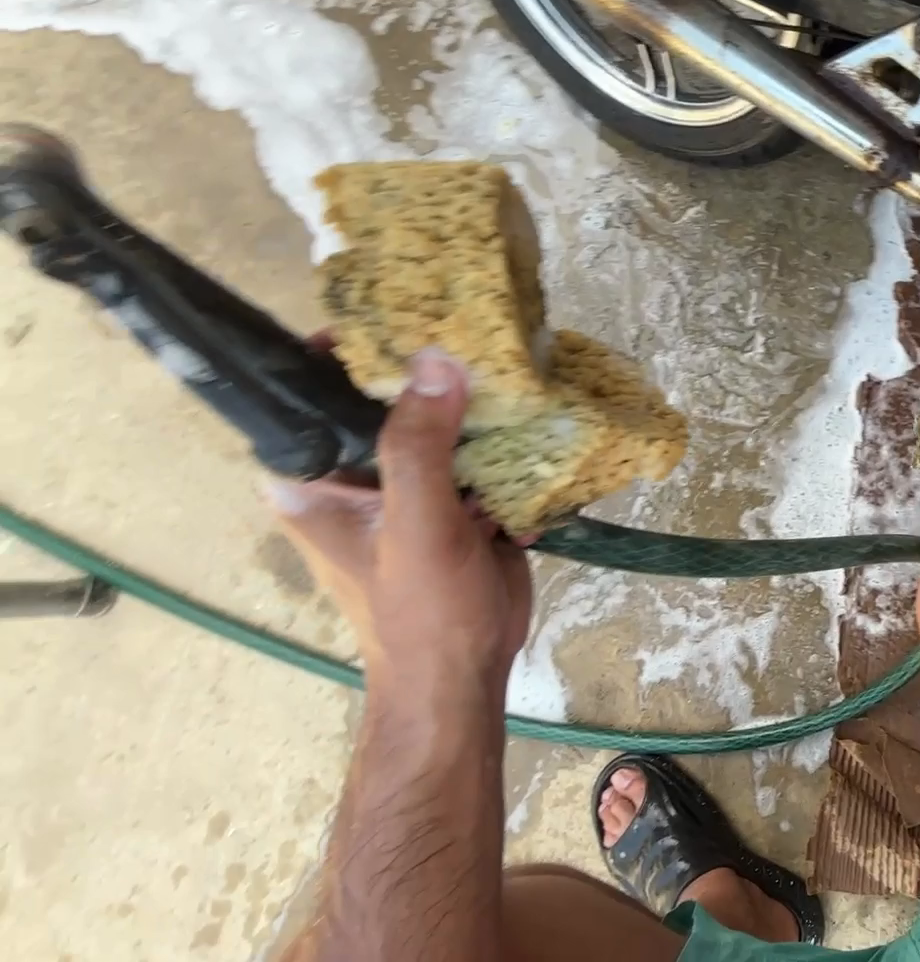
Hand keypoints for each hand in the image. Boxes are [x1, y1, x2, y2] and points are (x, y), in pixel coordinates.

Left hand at [266, 348, 532, 699]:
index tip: (399, 312)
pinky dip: (511, 450)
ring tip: (522, 371)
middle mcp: (361, 479)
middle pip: (392, 407)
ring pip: (446, 432)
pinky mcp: (462, 507)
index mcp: (316, 481)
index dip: (343, 353)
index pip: (311, 397)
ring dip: (482, 411)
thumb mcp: (418, 526)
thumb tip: (437, 362)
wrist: (466, 674)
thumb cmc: (422, 610)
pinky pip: (483, 462)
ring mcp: (416, 493)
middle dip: (435, 376)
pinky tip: (542, 435)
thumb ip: (420, 447)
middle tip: (480, 333)